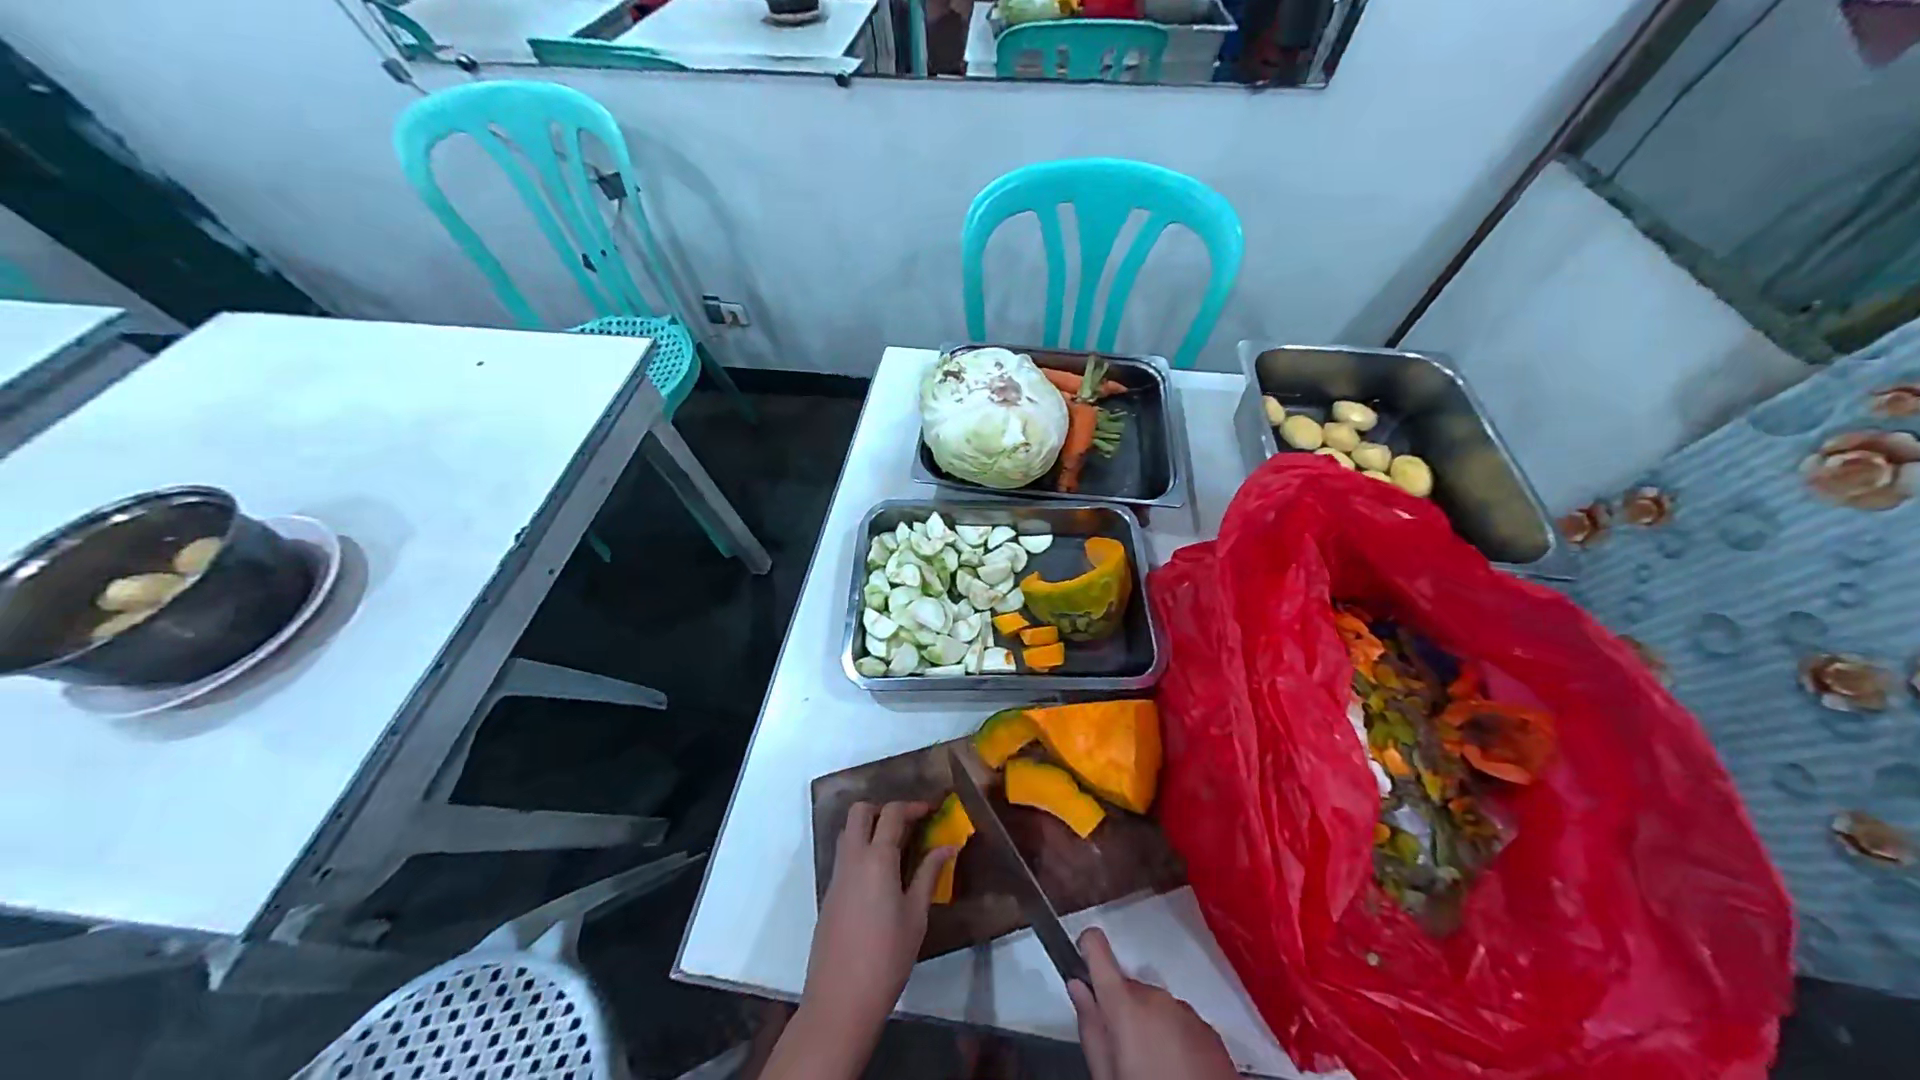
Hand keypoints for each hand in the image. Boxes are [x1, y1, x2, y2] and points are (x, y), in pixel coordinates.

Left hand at [761, 801, 954, 1079]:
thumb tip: (947, 846)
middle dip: (883, 809)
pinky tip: (880, 875)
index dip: (912, 806)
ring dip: (868, 827)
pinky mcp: (829, 894)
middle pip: (860, 812)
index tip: (930, 809)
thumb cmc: (887, 956)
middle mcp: (852, 859)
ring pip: (847, 832)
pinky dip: (860, 849)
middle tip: (907, 824)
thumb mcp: (916, 915)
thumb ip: (929, 875)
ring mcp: (836, 876)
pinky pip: (843, 856)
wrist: (841, 998)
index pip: (892, 813)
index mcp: (877, 858)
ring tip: (896, 846)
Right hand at [1069, 927, 1239, 1079]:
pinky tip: (1175, 1071)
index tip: (1081, 959)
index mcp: (1125, 1005)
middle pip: (1127, 987)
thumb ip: (1090, 1027)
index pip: (1097, 947)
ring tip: (1151, 1067)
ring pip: (1153, 1005)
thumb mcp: (1106, 1074)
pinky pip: (1179, 1021)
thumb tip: (1078, 987)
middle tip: (1122, 1052)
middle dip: (1120, 1011)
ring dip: (1147, 1025)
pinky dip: (1172, 1037)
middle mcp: (1156, 997)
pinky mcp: (1209, 1031)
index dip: (1086, 948)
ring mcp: (1186, 1012)